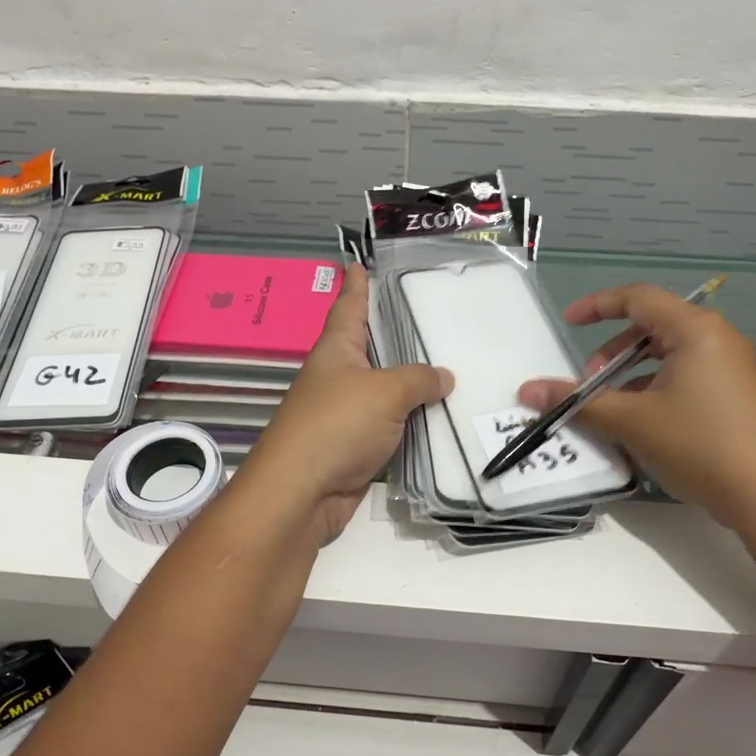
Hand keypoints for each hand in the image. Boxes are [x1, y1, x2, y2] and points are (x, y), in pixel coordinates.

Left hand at [241, 265, 453, 544]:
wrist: (303, 493)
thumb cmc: (336, 426)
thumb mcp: (384, 392)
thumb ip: (418, 379)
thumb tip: (443, 377)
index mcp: (337, 349)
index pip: (349, 306)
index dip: (357, 284)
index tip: (361, 262)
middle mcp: (339, 376)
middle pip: (372, 346)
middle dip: (397, 330)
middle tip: (434, 310)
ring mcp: (347, 412)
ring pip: (386, 388)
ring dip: (412, 379)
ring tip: (452, 360)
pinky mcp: (357, 445)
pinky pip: (392, 424)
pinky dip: (414, 419)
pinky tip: (442, 414)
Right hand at [518, 283, 755, 532]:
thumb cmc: (700, 444)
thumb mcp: (632, 421)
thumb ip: (578, 402)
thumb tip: (528, 391)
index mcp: (695, 331)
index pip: (638, 298)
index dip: (597, 305)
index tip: (567, 324)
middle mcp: (717, 341)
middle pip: (653, 328)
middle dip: (612, 353)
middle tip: (590, 385)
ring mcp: (732, 371)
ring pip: (669, 358)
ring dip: (632, 378)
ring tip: (614, 412)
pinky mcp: (738, 400)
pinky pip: (686, 380)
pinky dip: (656, 393)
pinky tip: (644, 430)